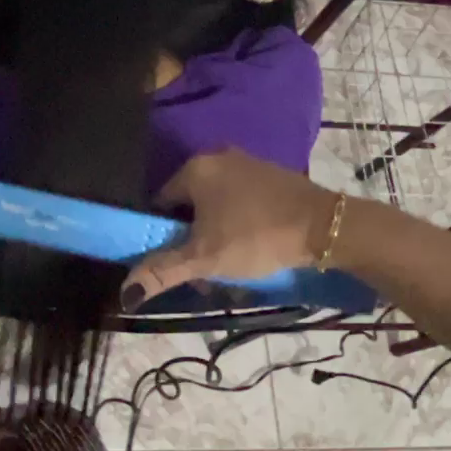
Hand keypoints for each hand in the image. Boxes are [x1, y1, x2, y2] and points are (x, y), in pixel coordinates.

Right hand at [121, 148, 338, 309]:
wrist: (326, 228)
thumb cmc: (257, 237)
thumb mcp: (205, 258)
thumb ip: (163, 271)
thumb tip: (125, 293)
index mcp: (194, 169)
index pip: (159, 204)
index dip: (162, 236)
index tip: (176, 262)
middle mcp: (216, 157)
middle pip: (188, 205)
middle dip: (191, 239)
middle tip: (203, 270)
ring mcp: (246, 163)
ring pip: (215, 205)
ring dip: (215, 234)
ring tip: (228, 264)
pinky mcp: (270, 175)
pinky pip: (239, 201)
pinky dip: (237, 223)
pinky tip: (250, 247)